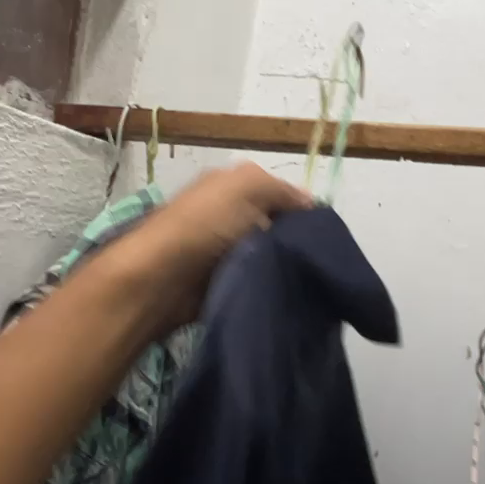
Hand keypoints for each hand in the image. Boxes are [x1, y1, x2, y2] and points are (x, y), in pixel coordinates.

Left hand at [94, 163, 311, 330]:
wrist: (160, 280)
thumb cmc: (204, 225)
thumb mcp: (248, 186)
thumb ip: (282, 190)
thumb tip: (311, 205)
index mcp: (231, 188)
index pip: (281, 198)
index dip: (304, 215)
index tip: (324, 239)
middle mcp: (227, 216)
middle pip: (277, 231)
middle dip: (296, 246)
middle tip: (317, 266)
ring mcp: (223, 253)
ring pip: (269, 260)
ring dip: (282, 270)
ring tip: (304, 285)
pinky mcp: (220, 285)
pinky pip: (254, 285)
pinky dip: (266, 290)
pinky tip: (284, 297)